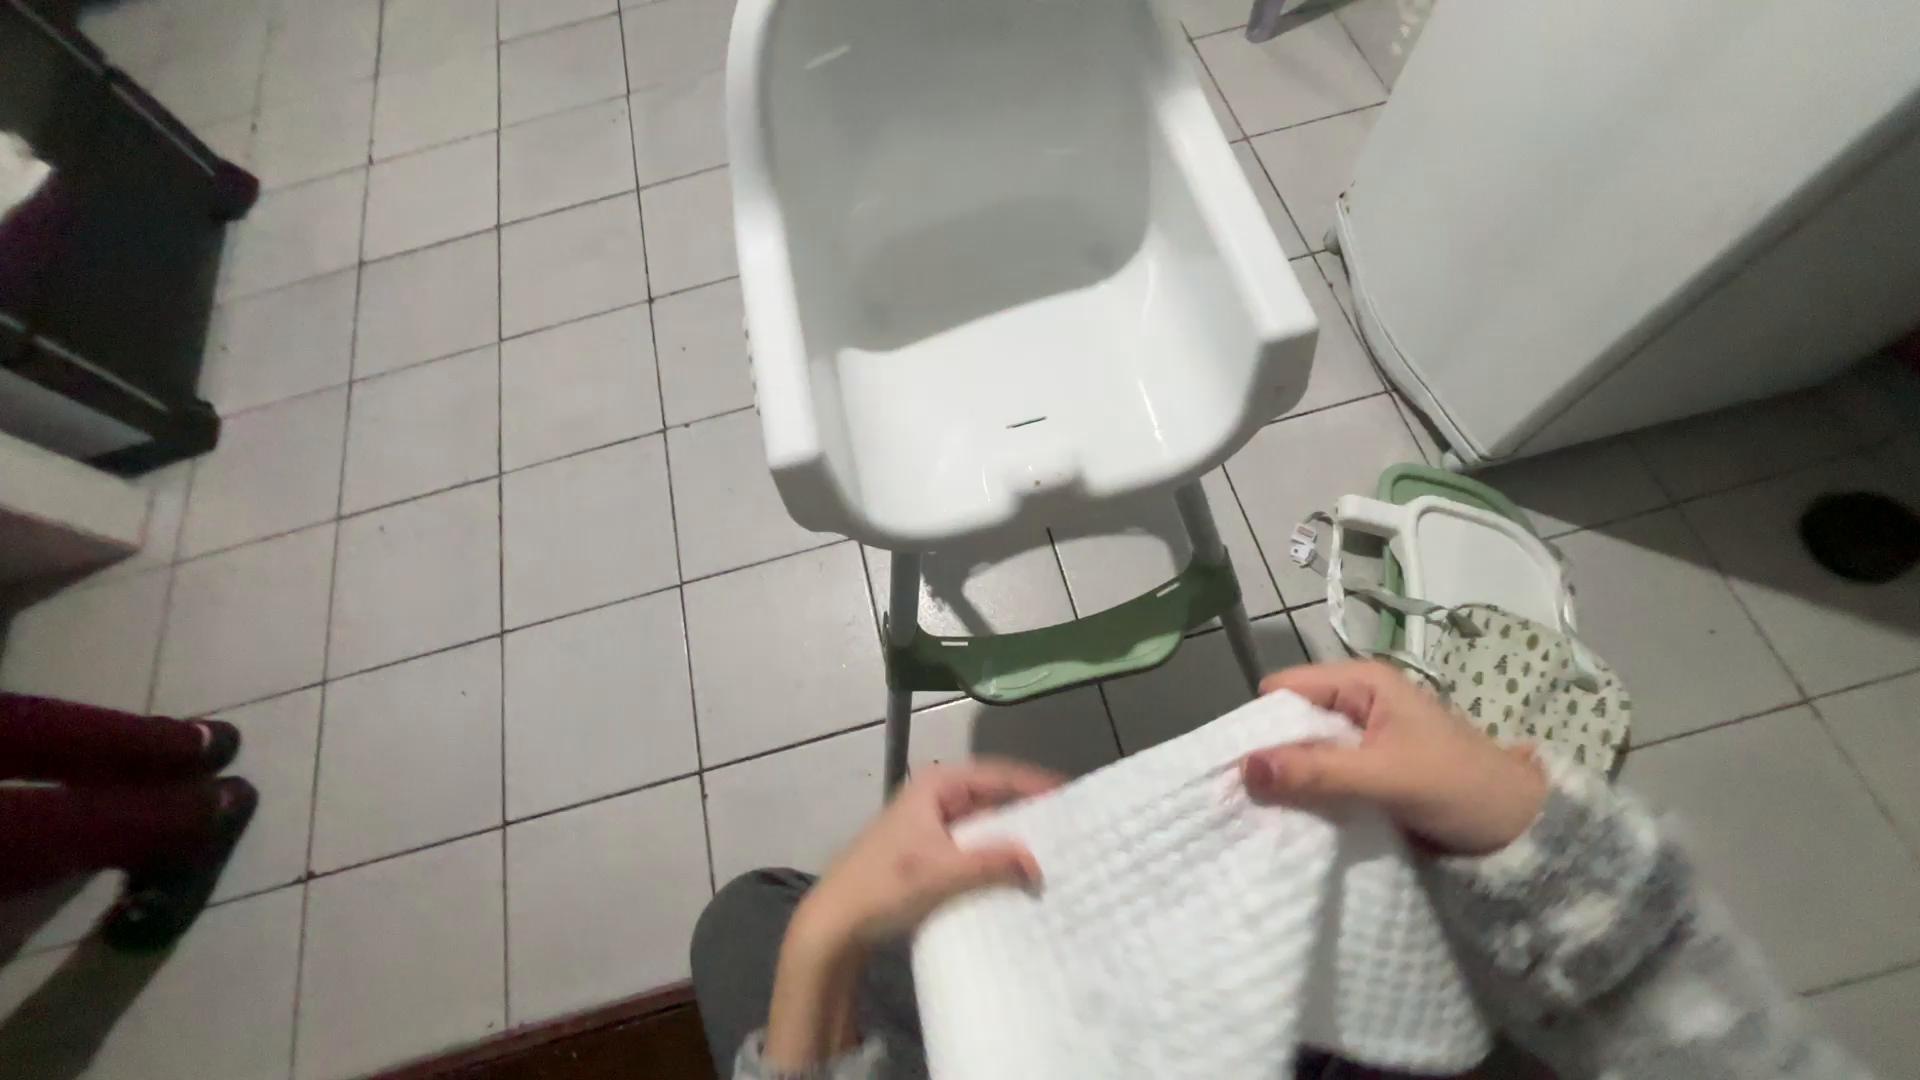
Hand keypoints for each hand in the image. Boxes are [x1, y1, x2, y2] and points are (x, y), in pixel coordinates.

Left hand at [795, 759, 1061, 947]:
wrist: (836, 923)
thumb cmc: (885, 885)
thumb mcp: (942, 872)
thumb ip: (992, 863)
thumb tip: (1038, 862)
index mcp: (936, 785)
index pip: (996, 774)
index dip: (1033, 783)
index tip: (1071, 794)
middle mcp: (935, 796)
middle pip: (992, 795)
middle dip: (1027, 808)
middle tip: (1069, 823)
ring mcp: (931, 824)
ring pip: (983, 821)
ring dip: (1012, 834)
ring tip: (1053, 846)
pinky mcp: (929, 851)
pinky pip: (973, 843)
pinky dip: (995, 853)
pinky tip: (1017, 870)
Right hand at [1241, 661, 1548, 854]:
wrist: (1527, 833)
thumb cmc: (1462, 789)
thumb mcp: (1387, 778)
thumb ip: (1317, 772)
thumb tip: (1244, 768)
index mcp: (1361, 681)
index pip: (1284, 688)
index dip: (1262, 724)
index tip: (1246, 767)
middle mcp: (1356, 698)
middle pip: (1289, 717)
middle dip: (1272, 752)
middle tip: (1253, 794)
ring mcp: (1362, 732)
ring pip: (1303, 746)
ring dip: (1289, 774)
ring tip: (1271, 807)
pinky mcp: (1366, 763)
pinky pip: (1321, 768)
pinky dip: (1308, 788)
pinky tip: (1299, 811)